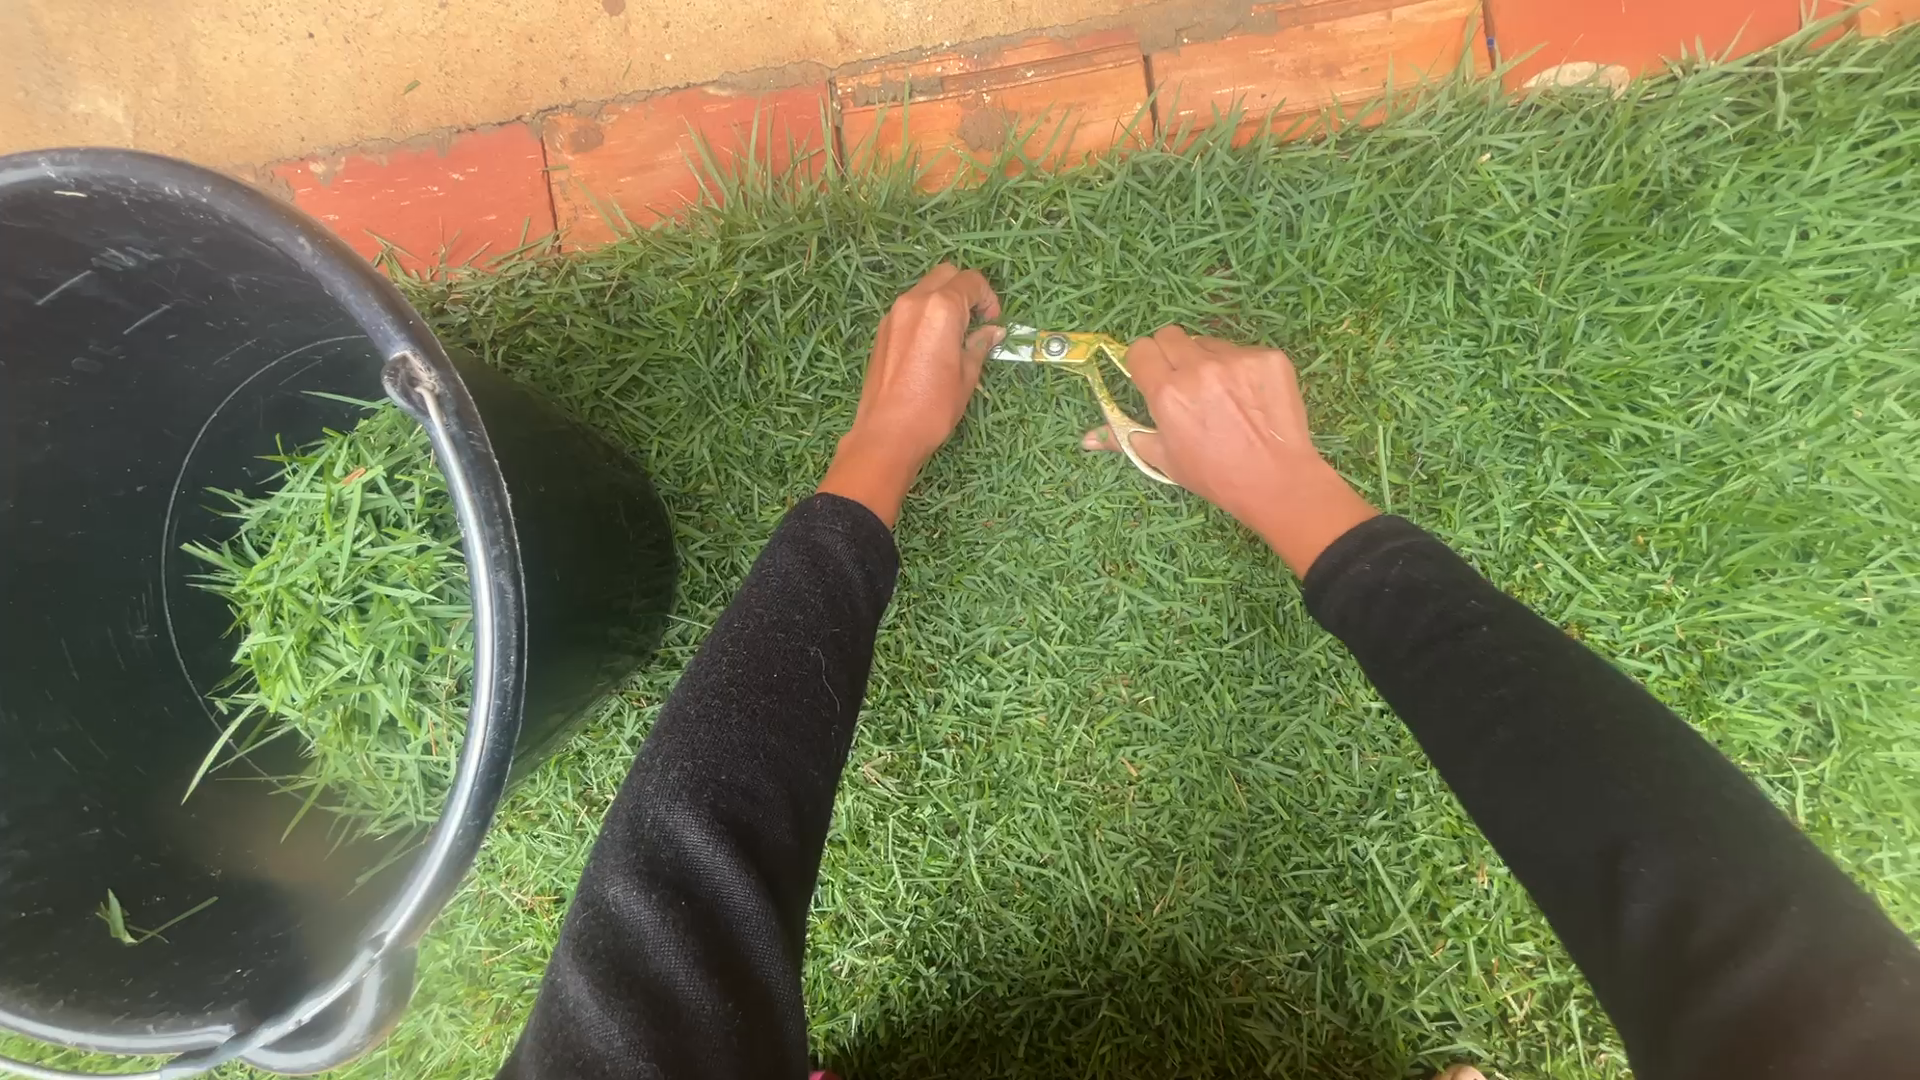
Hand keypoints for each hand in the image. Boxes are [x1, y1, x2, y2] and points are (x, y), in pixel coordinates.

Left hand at [819, 264, 1002, 526]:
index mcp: (941, 308)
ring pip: (925, 289)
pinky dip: (926, 314)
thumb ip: (979, 346)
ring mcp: (893, 315)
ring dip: (944, 301)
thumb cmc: (933, 407)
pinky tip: (932, 345)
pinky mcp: (882, 331)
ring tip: (955, 335)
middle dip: (966, 291)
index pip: (971, 282)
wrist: (887, 434)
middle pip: (946, 275)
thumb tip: (992, 332)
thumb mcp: (966, 376)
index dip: (988, 298)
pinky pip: (909, 308)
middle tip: (976, 321)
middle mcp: (914, 302)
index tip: (994, 321)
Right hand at [1084, 326, 1376, 575]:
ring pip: (1205, 342)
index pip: (1140, 350)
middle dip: (1169, 355)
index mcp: (1166, 393)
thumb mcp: (1162, 459)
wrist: (1274, 479)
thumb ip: (1122, 439)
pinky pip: (1240, 350)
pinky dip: (1237, 368)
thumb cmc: (1212, 474)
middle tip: (1181, 382)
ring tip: (1218, 395)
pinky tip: (1246, 397)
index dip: (1142, 362)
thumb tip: (1086, 439)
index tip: (1151, 377)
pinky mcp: (1267, 357)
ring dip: (1204, 360)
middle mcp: (1198, 369)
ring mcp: (1236, 360)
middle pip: (1169, 335)